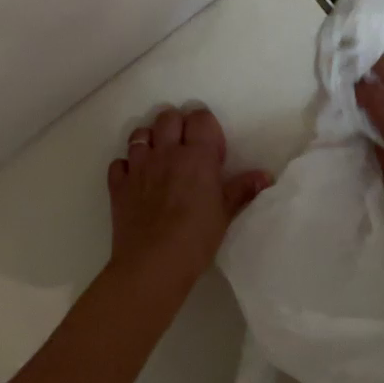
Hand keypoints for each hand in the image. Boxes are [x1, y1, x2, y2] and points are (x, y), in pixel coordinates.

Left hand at [107, 106, 270, 290]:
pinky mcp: (118, 185)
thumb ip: (242, 189)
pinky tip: (135, 179)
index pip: (200, 118)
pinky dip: (127, 165)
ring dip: (150, 139)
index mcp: (197, 155)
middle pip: (168, 117)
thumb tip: (265, 176)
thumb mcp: (225, 213)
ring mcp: (139, 167)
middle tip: (185, 145)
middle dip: (177, 124)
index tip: (211, 147)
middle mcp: (167, 152)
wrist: (152, 265)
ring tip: (159, 156)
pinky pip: (118, 162)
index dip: (206, 126)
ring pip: (140, 134)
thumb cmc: (196, 238)